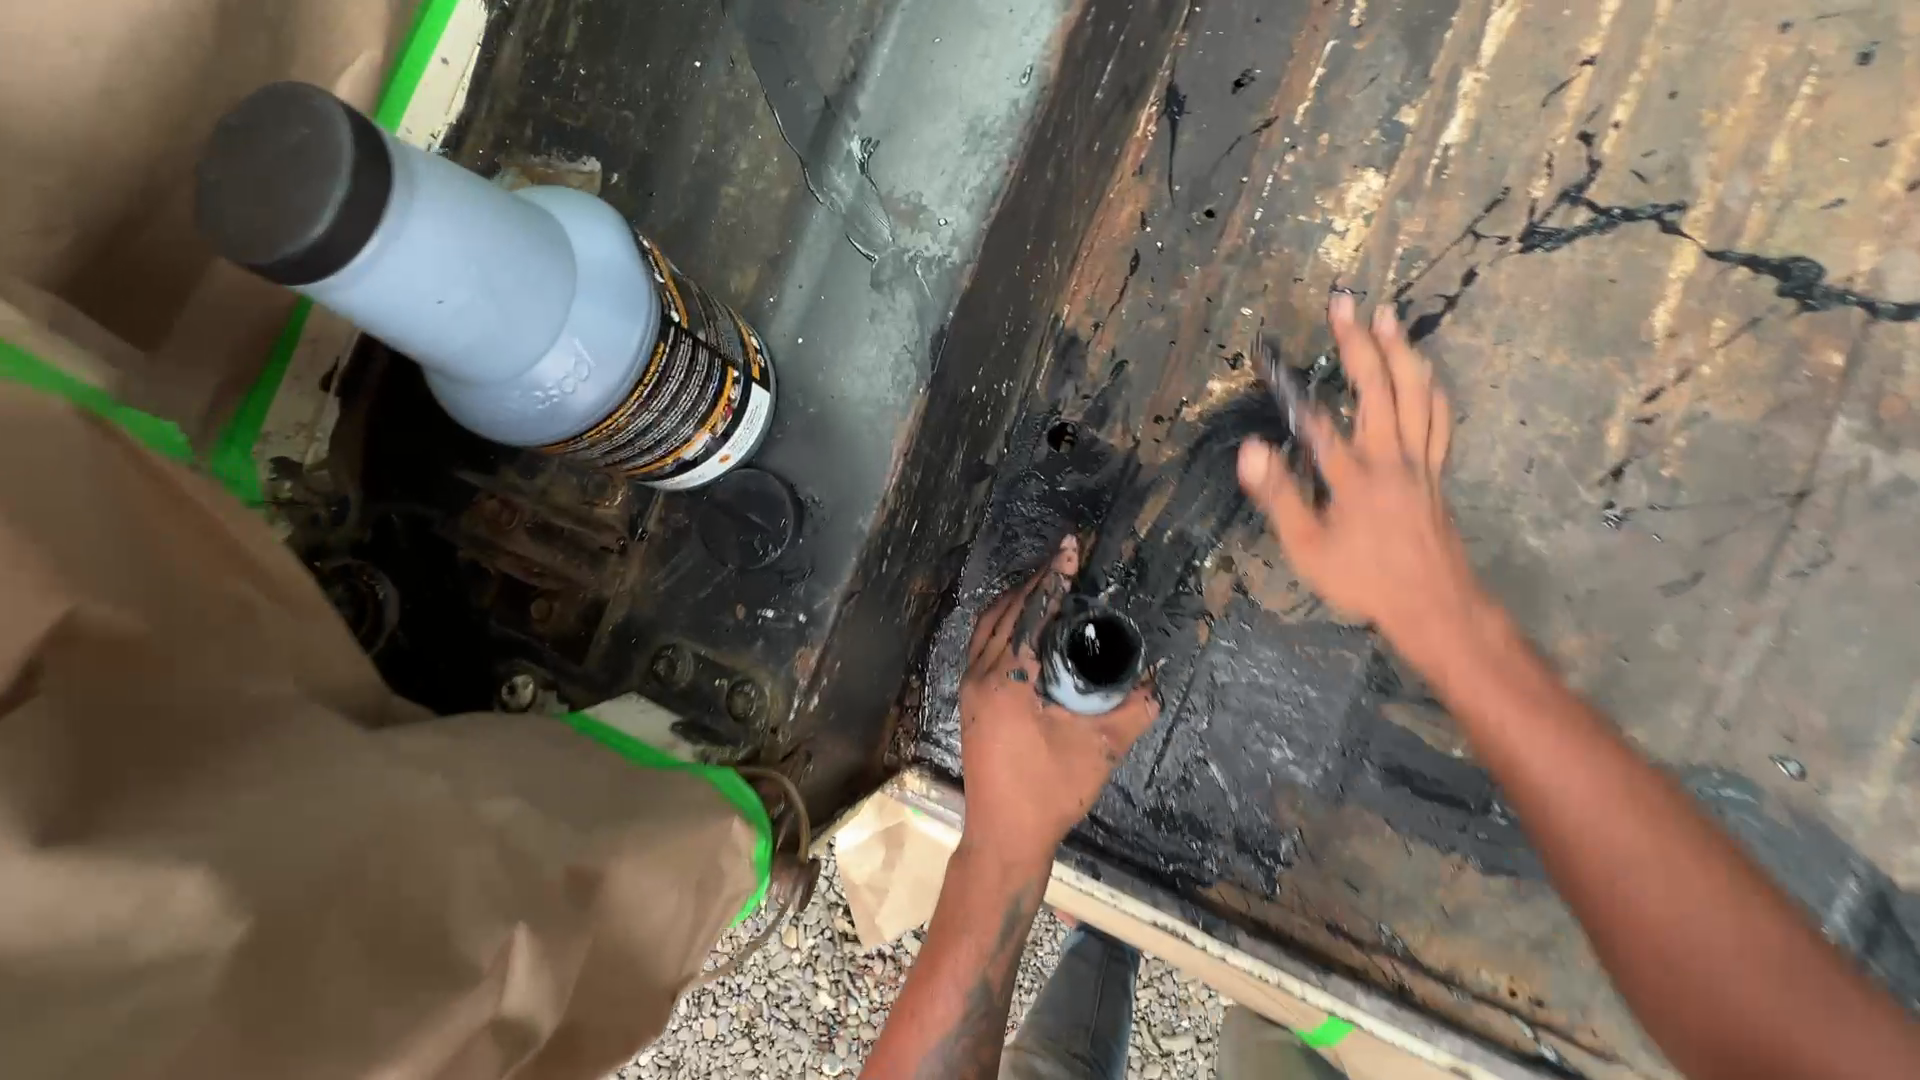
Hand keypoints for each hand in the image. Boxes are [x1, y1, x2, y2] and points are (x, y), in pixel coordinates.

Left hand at [958, 537, 1158, 869]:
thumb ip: (1133, 711)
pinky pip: (980, 644)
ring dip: (1014, 600)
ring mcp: (968, 688)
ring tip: (1046, 584)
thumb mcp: (1099, 750)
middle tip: (1063, 561)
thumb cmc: (1049, 793)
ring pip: (986, 626)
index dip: (1053, 579)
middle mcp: (979, 676)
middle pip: (1004, 612)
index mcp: (1007, 681)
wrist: (1003, 835)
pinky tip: (1022, 624)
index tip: (1069, 549)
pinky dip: (1000, 623)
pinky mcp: (967, 701)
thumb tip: (1158, 680)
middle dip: (1034, 582)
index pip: (1030, 614)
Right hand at [1237, 294, 1485, 654]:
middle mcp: (1391, 459)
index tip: (1275, 359)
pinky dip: (1431, 389)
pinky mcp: (1437, 472)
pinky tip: (1425, 372)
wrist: (1434, 604)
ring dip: (1401, 352)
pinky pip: (1439, 419)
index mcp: (1354, 478)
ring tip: (1387, 317)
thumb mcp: (1308, 549)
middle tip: (1344, 303)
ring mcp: (1420, 463)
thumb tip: (1251, 450)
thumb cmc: (1363, 581)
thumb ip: (1279, 497)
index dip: (1296, 389)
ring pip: (1418, 395)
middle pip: (1379, 390)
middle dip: (1360, 343)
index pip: (1320, 423)